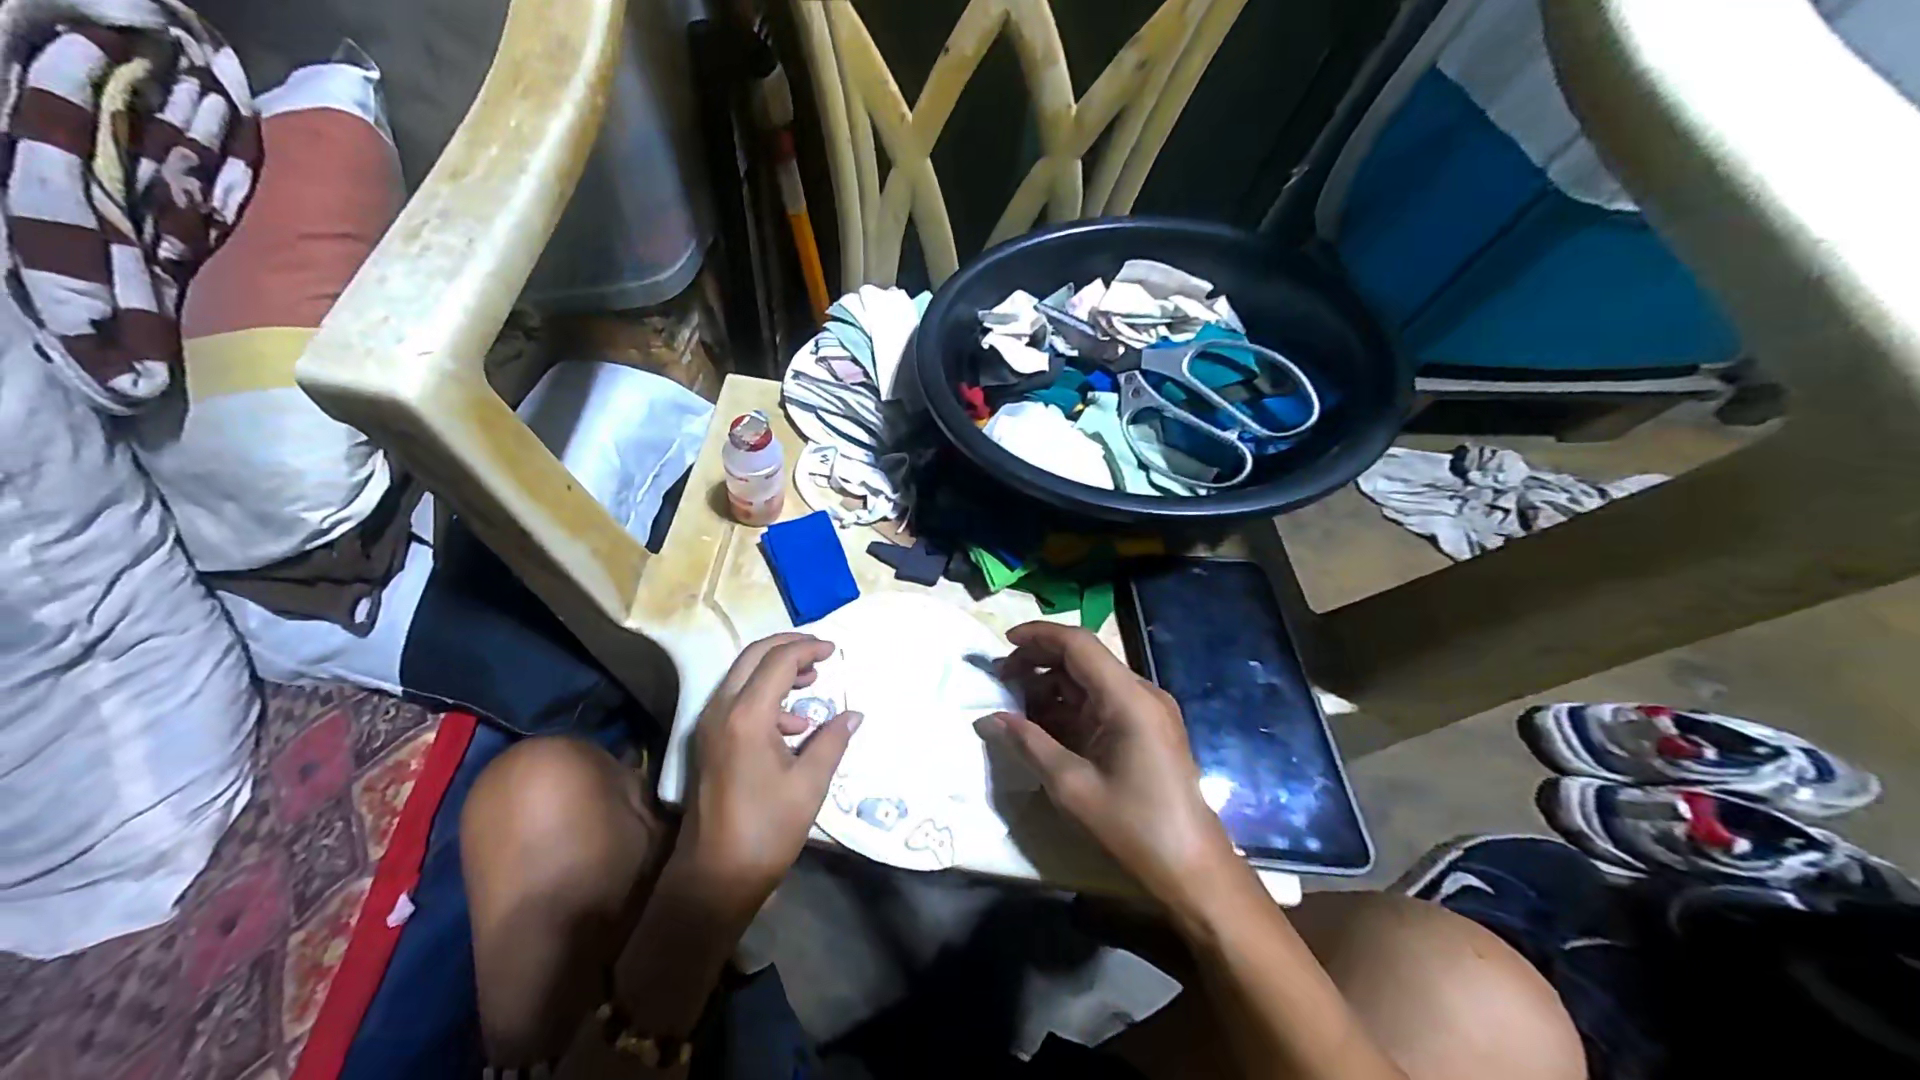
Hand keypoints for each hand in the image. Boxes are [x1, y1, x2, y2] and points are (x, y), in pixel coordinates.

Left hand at [680, 633, 859, 922]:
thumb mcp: (810, 783)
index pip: (778, 661)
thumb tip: (853, 714)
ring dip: (777, 670)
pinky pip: (737, 699)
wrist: (714, 876)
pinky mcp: (709, 741)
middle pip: (754, 656)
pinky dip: (766, 695)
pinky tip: (794, 725)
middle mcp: (722, 710)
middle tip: (821, 655)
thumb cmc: (767, 828)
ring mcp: (710, 725)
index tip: (835, 650)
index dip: (808, 649)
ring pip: (743, 675)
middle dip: (789, 648)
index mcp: (747, 716)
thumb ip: (832, 740)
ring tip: (811, 683)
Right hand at [979, 621, 1240, 906]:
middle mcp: (1141, 693)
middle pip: (1083, 658)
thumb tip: (988, 718)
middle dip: (1039, 661)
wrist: (1192, 867)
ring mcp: (1147, 710)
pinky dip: (1070, 706)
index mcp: (1127, 698)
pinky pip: (1102, 702)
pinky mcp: (1147, 728)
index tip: (1002, 644)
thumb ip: (1028, 743)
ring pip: (1091, 679)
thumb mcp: (1071, 786)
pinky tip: (1043, 725)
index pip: (1078, 644)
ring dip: (1052, 685)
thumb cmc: (1132, 826)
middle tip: (1002, 679)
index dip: (1037, 636)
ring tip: (1016, 706)